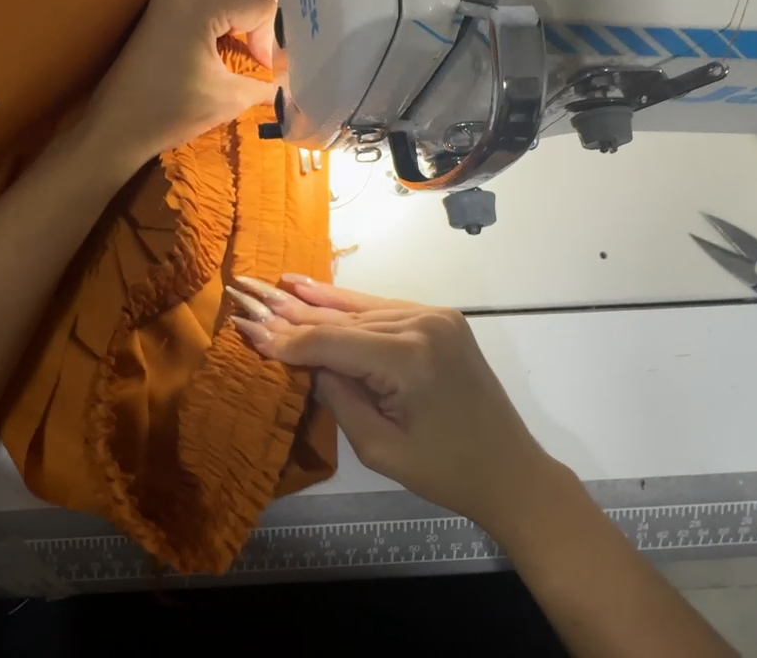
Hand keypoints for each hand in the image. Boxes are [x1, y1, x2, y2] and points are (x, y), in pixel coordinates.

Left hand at [77, 0, 278, 171]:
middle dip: (263, 7)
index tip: (266, 68)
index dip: (272, 37)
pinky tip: (231, 36)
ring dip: (243, 3)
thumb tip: (292, 83)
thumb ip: (266, 84)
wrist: (116, 127)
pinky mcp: (159, 9)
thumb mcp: (228, 98)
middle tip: (273, 41)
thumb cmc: (170, 112)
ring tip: (254, 38)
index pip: (260, 5)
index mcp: (200, 5)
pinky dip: (222, 6)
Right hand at [228, 276, 549, 532]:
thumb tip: (305, 361)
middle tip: (247, 293)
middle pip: (342, 318)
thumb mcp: (379, 447)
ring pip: (360, 308)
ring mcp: (434, 316)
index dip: (285, 338)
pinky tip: (317, 290)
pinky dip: (349, 305)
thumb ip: (337, 397)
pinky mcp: (440, 319)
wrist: (512, 472)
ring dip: (316, 303)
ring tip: (276, 284)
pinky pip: (382, 309)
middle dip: (292, 311)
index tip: (244, 329)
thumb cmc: (446, 472)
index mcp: (408, 358)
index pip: (330, 341)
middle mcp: (422, 324)